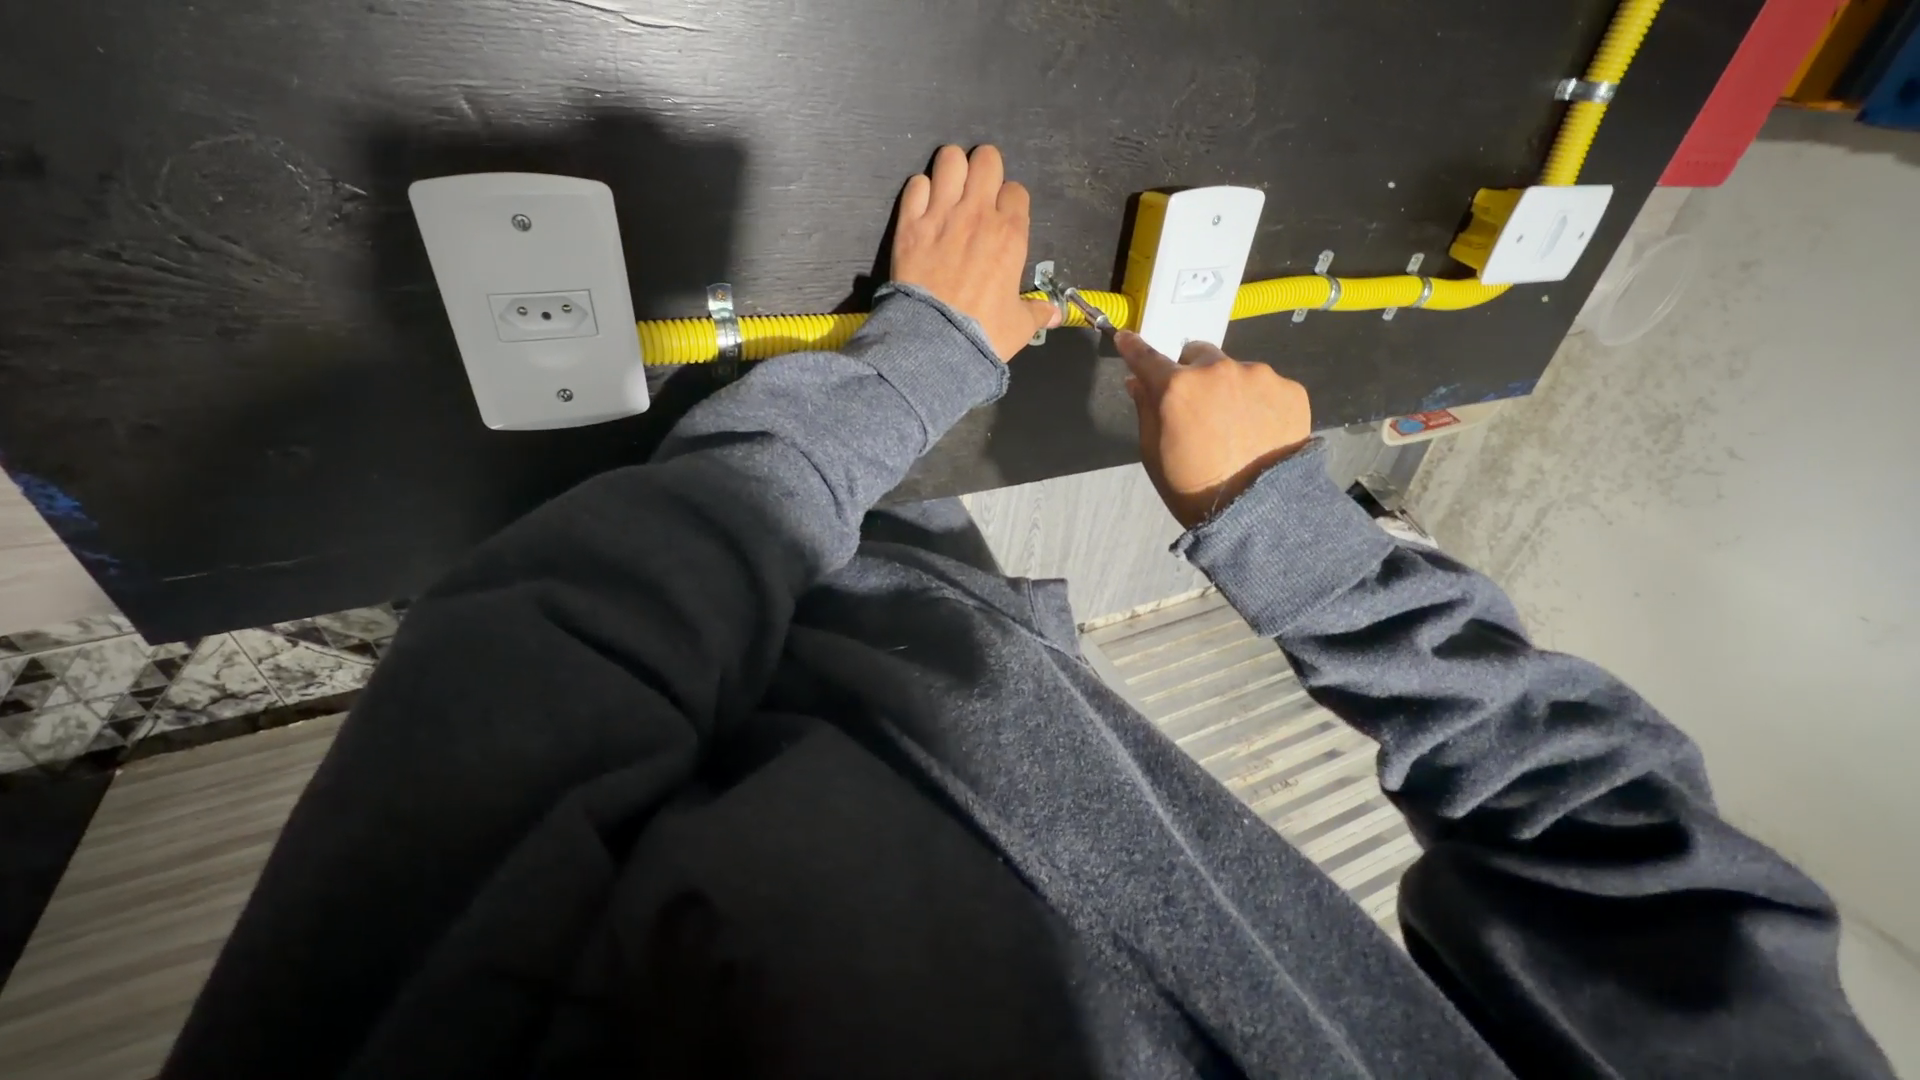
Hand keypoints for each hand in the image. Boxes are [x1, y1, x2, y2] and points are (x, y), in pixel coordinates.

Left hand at [891, 144, 1059, 361]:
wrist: (936, 341)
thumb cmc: (984, 333)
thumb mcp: (1020, 326)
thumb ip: (1037, 313)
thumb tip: (1054, 315)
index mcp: (1011, 233)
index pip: (1016, 190)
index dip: (1010, 201)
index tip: (1002, 218)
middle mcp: (978, 213)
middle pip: (987, 160)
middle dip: (984, 169)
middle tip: (977, 191)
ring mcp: (942, 214)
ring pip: (949, 160)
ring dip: (951, 170)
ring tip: (949, 189)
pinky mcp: (910, 224)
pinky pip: (916, 186)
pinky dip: (920, 192)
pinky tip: (922, 209)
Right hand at [1117, 332, 1311, 528]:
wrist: (1258, 510)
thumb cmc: (1192, 487)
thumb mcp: (1153, 453)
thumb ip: (1145, 409)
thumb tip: (1138, 382)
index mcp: (1178, 386)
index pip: (1147, 357)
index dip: (1133, 347)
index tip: (1126, 338)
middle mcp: (1218, 369)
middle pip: (1198, 355)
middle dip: (1192, 373)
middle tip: (1196, 406)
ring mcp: (1259, 376)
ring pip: (1235, 370)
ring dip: (1229, 388)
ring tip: (1235, 426)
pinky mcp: (1291, 389)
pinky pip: (1267, 386)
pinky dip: (1259, 402)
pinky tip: (1259, 431)